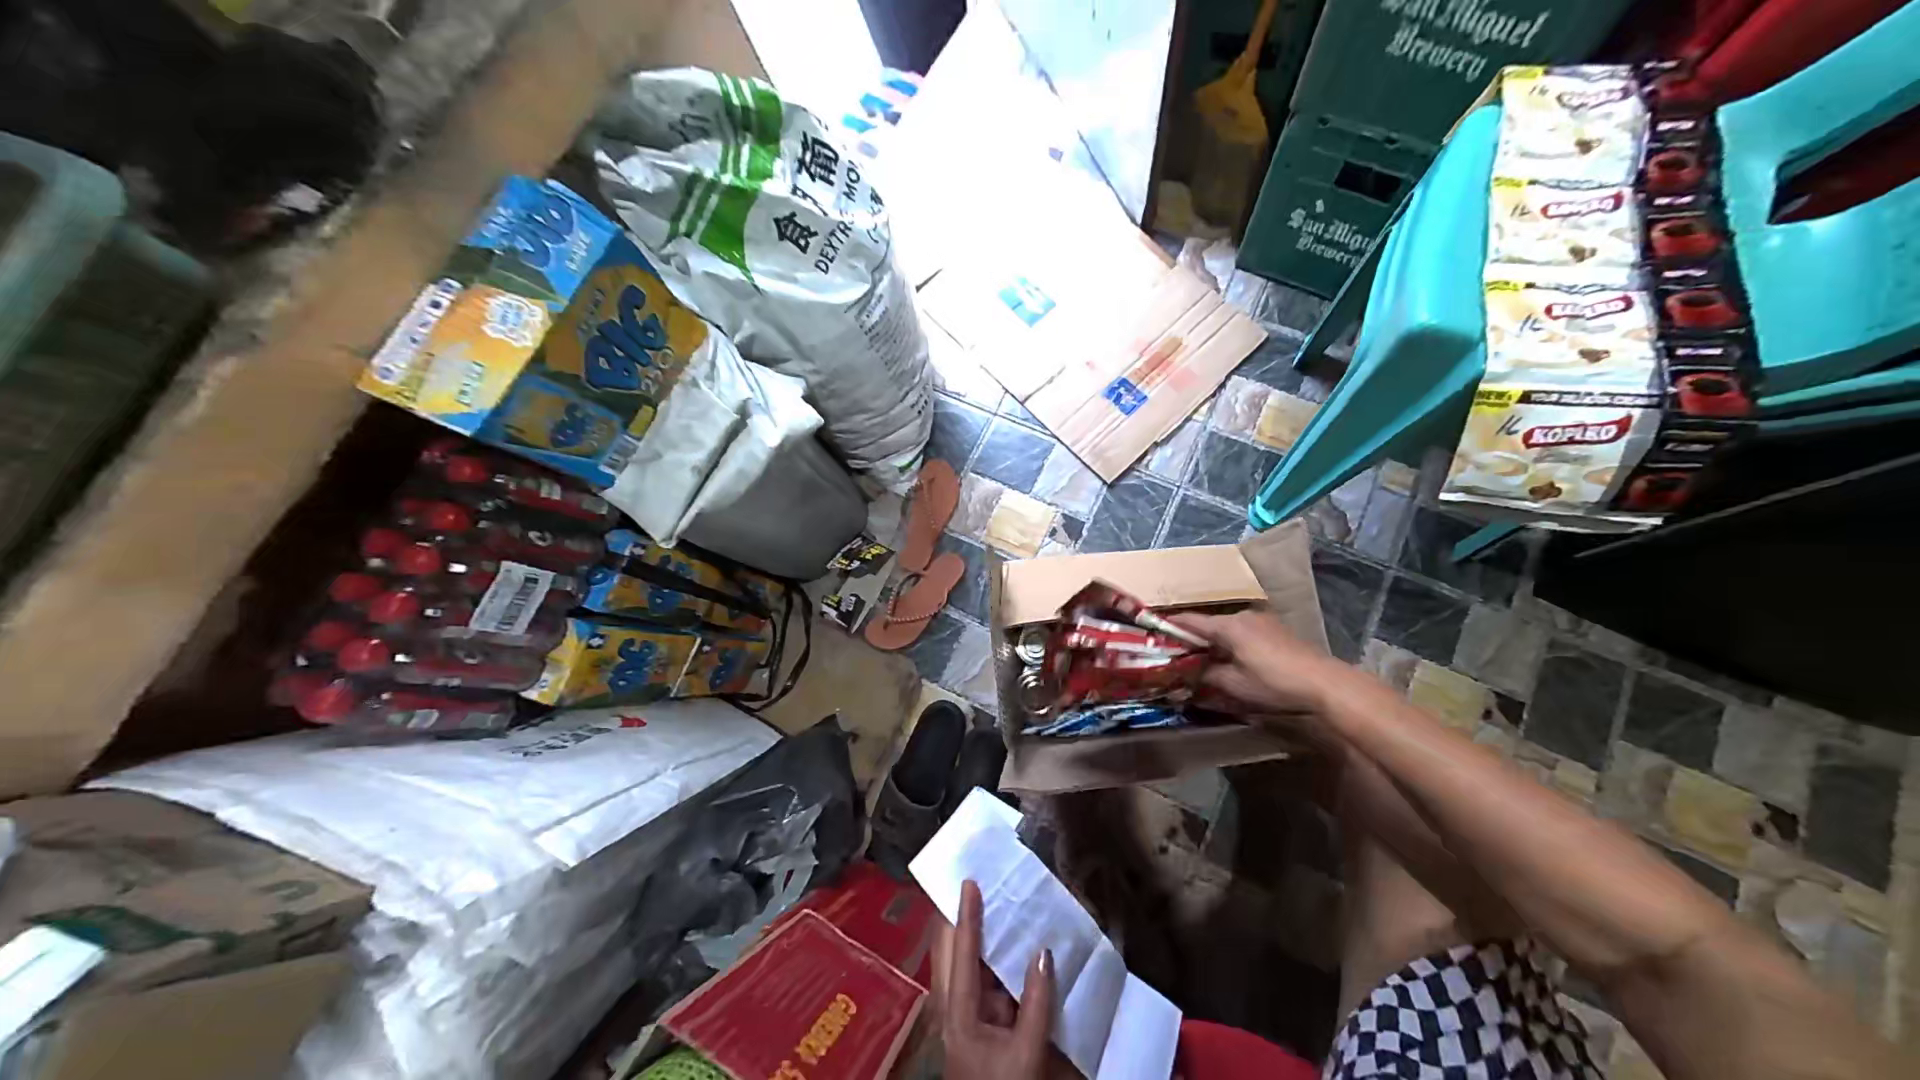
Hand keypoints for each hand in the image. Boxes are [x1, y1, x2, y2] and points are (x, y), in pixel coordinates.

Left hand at [933, 881, 1059, 1079]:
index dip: (967, 915)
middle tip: (974, 881)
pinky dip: (990, 957)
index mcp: (959, 1011)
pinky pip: (980, 980)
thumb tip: (1043, 952)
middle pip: (951, 950)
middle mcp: (954, 1006)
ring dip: (976, 934)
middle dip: (959, 916)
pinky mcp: (976, 1023)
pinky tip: (1009, 944)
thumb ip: (1037, 1003)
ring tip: (992, 900)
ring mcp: (963, 1014)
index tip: (969, 881)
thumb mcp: (1028, 1055)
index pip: (963, 952)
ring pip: (964, 963)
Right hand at [1174, 609, 1350, 722]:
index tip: (1153, 632)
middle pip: (1208, 625)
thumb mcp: (1234, 684)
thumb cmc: (1273, 681)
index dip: (1169, 626)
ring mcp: (1261, 621)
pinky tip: (1231, 659)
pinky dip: (1231, 643)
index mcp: (1227, 625)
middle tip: (1177, 654)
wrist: (1323, 682)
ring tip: (1203, 660)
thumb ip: (1206, 675)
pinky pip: (1242, 632)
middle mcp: (1242, 616)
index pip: (1189, 621)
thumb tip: (1187, 674)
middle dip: (1192, 639)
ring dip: (1213, 642)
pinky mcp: (1274, 630)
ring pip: (1227, 629)